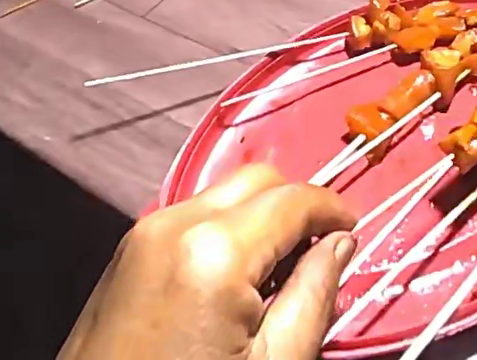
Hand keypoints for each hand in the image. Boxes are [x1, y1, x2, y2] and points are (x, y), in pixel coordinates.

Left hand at [58, 164, 357, 359]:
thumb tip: (339, 244)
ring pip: (228, 193)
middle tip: (316, 250)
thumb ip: (314, 295)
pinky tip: (234, 277)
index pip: (296, 199)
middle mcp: (176, 224)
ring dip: (261, 215)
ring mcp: (142, 236)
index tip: (352, 231)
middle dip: (296, 205)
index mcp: (214, 251)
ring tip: (276, 270)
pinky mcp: (124, 255)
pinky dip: (227, 228)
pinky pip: (195, 215)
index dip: (333, 210)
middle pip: (261, 180)